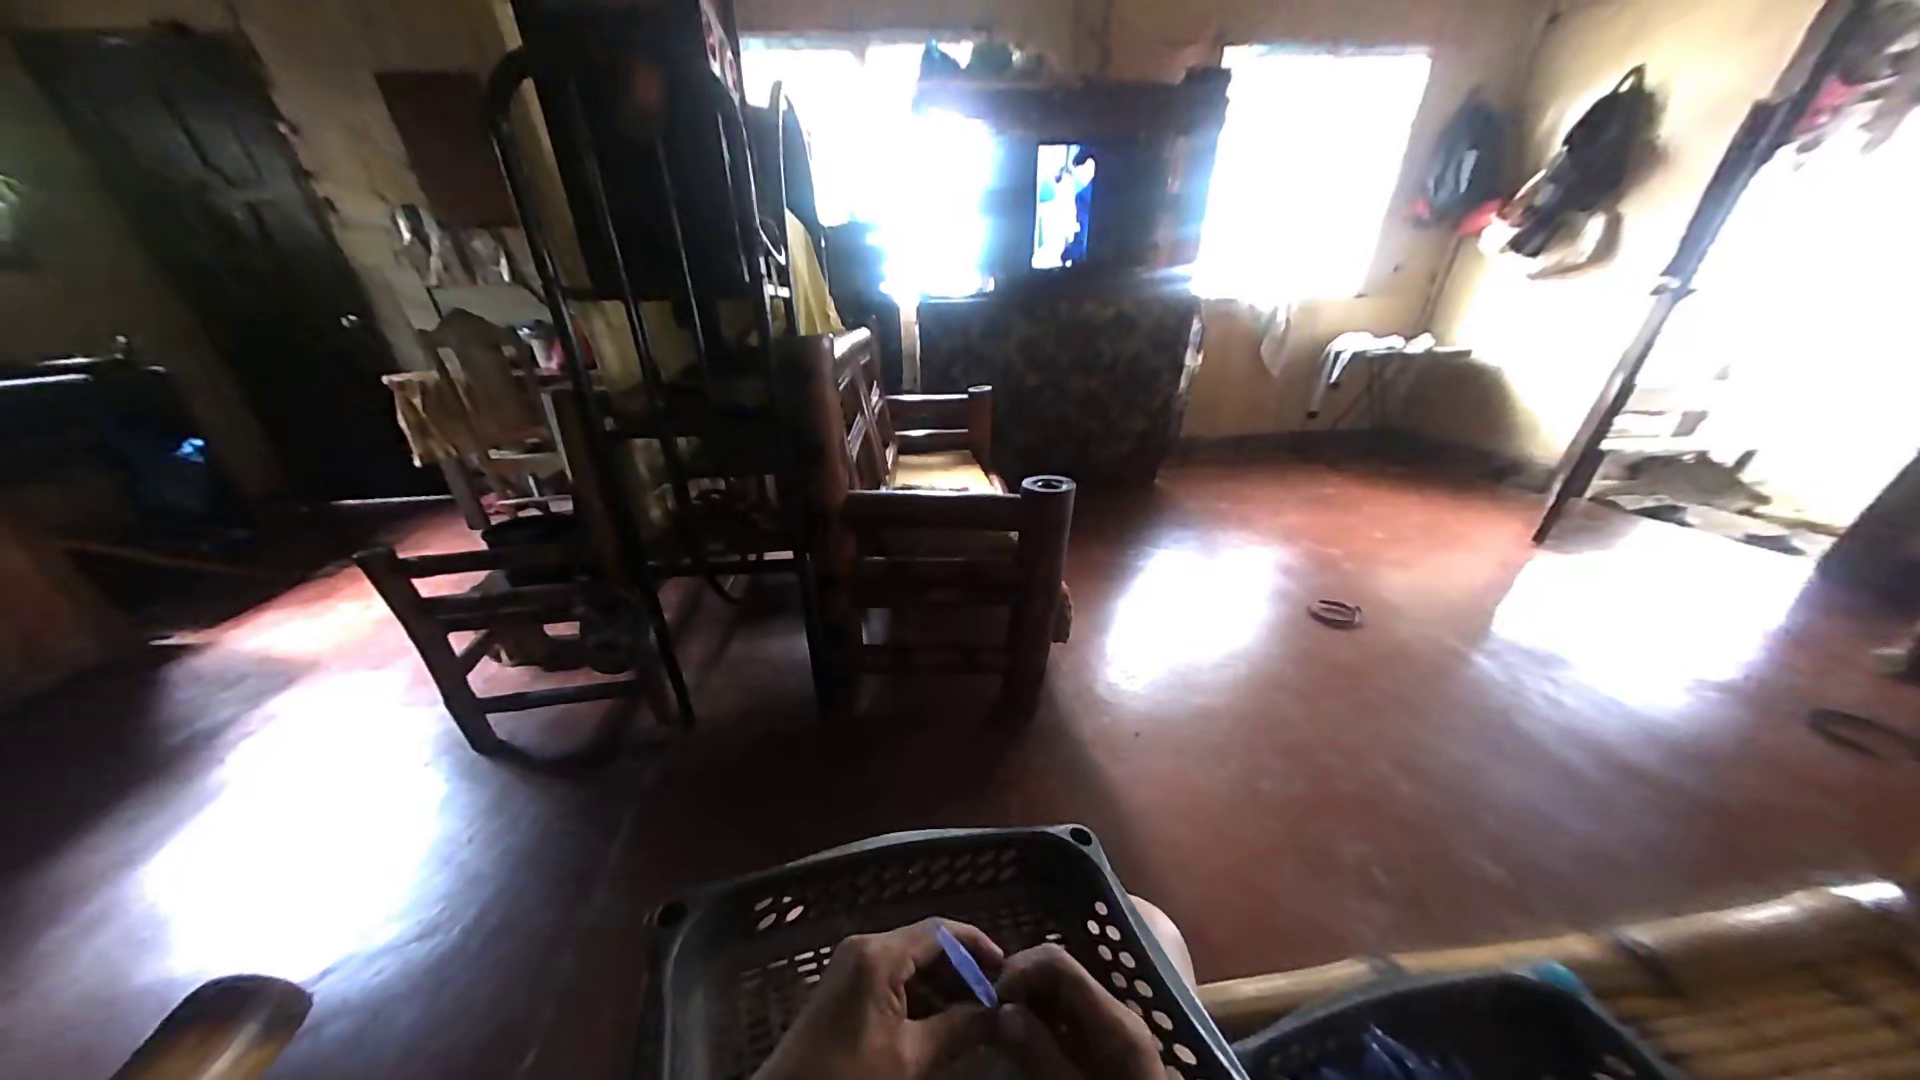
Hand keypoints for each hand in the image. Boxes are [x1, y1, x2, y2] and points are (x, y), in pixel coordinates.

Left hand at [753, 919, 1003, 1079]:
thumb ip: (959, 1030)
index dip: (977, 945)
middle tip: (994, 996)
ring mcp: (853, 961)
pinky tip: (941, 1017)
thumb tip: (1003, 1017)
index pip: (940, 931)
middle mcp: (866, 944)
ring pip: (911, 958)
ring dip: (943, 981)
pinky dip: (919, 991)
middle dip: (962, 967)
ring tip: (974, 1011)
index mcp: (879, 953)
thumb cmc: (848, 1077)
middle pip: (926, 942)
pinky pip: (893, 973)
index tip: (1005, 971)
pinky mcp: (846, 981)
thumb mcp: (910, 1058)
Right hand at [994, 944, 1163, 1079]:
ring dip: (1027, 998)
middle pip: (1058, 970)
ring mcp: (1114, 1023)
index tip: (993, 1002)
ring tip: (1004, 1028)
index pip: (1058, 963)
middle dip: (1020, 983)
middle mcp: (1116, 1010)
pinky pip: (1068, 1011)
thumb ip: (1039, 1053)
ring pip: (1060, 987)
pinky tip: (1026, 1039)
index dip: (1019, 971)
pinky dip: (1041, 1015)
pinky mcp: (1108, 1040)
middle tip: (992, 1015)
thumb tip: (1003, 1010)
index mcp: (1114, 1021)